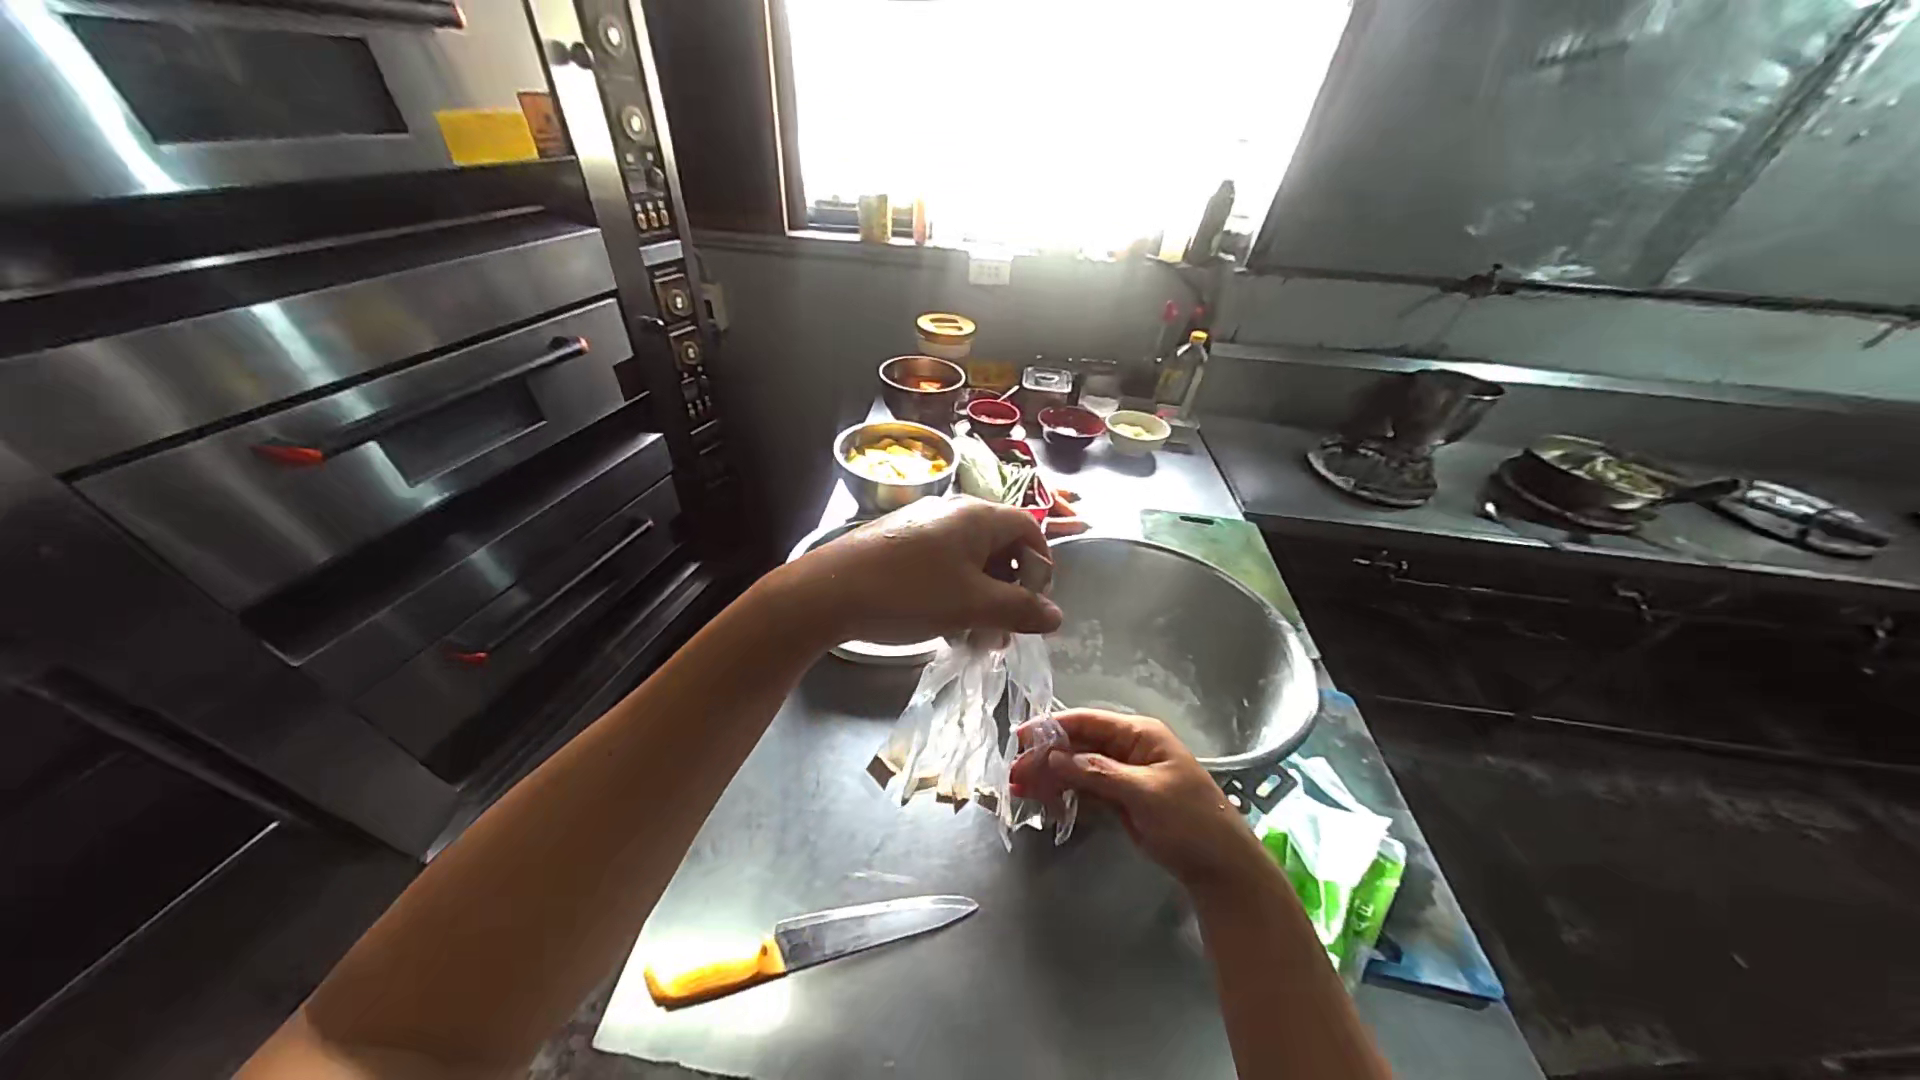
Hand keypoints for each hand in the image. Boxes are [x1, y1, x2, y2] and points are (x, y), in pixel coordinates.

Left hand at [780, 496, 1062, 644]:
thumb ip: (1020, 609)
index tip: (1034, 604)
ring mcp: (923, 526)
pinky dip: (954, 592)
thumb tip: (1056, 615)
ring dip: (982, 597)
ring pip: (970, 560)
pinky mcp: (900, 544)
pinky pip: (943, 565)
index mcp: (977, 516)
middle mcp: (953, 512)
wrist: (826, 592)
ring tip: (973, 636)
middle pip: (1000, 546)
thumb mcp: (972, 605)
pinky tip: (943, 624)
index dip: (1041, 567)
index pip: (1029, 530)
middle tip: (1003, 630)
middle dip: (1009, 590)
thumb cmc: (908, 593)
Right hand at [1011, 708, 1268, 889]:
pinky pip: (1086, 790)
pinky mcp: (1121, 800)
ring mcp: (1124, 775)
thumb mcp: (1143, 792)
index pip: (1087, 721)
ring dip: (1051, 777)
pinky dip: (1066, 794)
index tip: (1020, 739)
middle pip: (1078, 745)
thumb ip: (1096, 772)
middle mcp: (1128, 748)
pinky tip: (1045, 801)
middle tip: (1015, 775)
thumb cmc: (1190, 821)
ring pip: (1078, 768)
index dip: (1052, 727)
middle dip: (1046, 757)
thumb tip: (1052, 758)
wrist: (1222, 868)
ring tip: (1020, 790)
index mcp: (1139, 734)